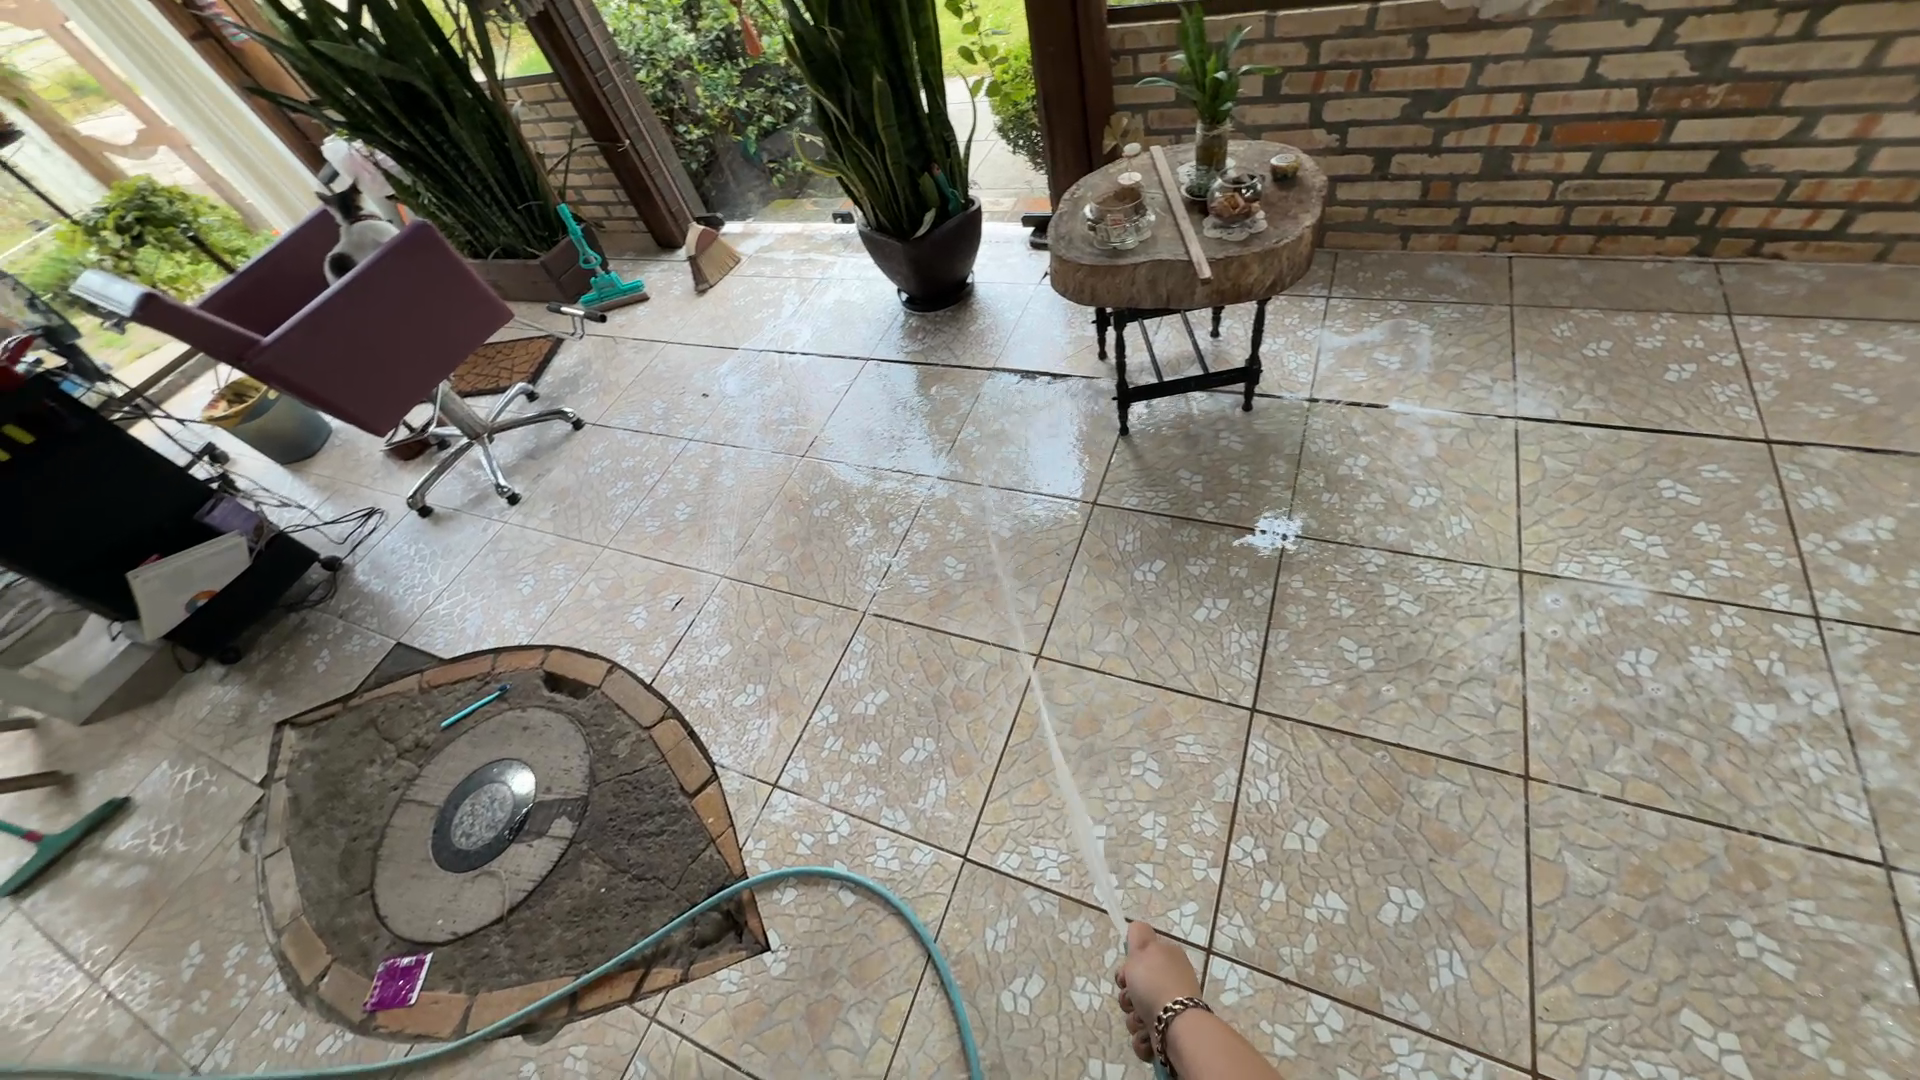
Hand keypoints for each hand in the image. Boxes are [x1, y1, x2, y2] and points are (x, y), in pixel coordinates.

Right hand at [1113, 921, 1200, 1062]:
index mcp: (1168, 959)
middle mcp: (1170, 983)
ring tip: (1141, 1019)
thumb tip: (1136, 926)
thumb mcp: (1143, 947)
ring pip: (1136, 1013)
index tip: (1125, 975)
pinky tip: (1146, 1035)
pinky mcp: (1166, 1035)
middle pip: (1136, 988)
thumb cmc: (1155, 983)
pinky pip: (1143, 1036)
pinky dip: (1141, 1038)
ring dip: (1134, 1018)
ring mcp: (1169, 1011)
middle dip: (1127, 997)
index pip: (1141, 959)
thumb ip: (1138, 934)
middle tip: (1131, 998)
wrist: (1175, 1025)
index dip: (1128, 967)